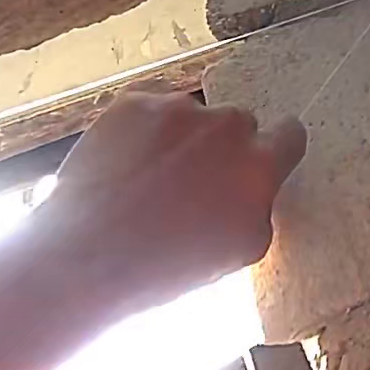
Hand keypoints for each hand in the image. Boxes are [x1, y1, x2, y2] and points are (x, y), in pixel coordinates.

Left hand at [26, 92, 306, 313]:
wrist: (79, 262)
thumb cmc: (166, 266)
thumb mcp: (244, 249)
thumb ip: (263, 205)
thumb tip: (258, 187)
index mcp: (261, 163)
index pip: (291, 134)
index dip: (276, 148)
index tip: (255, 162)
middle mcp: (229, 126)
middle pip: (239, 123)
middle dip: (223, 146)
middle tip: (191, 181)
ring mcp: (181, 110)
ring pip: (194, 115)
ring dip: (182, 136)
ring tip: (146, 177)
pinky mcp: (134, 103)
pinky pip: (151, 106)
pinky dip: (142, 128)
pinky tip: (123, 162)